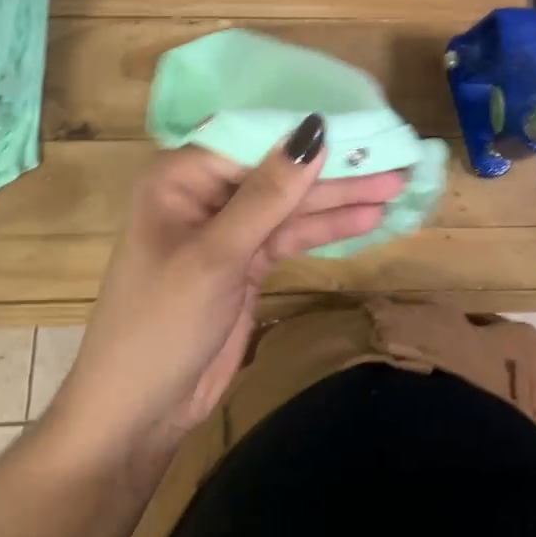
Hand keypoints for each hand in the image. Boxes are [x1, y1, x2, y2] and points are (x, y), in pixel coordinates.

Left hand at [49, 115, 405, 456]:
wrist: (138, 413)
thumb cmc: (161, 323)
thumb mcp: (217, 255)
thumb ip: (268, 194)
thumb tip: (314, 130)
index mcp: (181, 176)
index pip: (253, 137)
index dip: (307, 132)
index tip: (362, 123)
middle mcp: (205, 193)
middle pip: (278, 170)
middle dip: (334, 168)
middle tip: (394, 158)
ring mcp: (228, 229)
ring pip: (292, 204)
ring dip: (341, 198)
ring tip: (397, 186)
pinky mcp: (248, 262)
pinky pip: (293, 234)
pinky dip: (328, 228)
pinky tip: (370, 218)